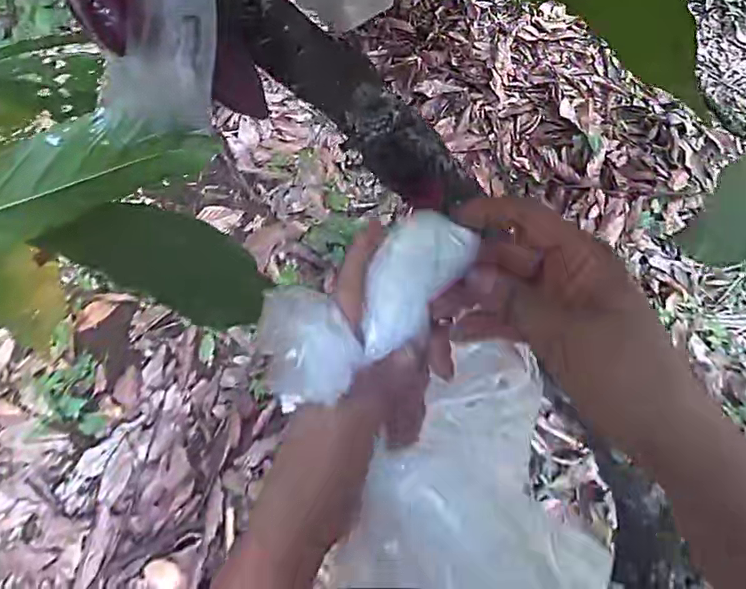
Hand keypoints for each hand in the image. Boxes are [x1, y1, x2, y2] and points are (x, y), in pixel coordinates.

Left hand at [327, 220, 453, 447]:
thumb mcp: (353, 423)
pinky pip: (399, 392)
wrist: (302, 521)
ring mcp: (356, 383)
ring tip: (407, 424)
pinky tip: (404, 434)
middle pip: (386, 323)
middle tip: (443, 363)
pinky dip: (408, 407)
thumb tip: (412, 341)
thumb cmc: (319, 467)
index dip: (362, 256)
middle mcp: (346, 357)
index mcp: (335, 350)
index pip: (349, 290)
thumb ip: (383, 381)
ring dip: (413, 385)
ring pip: (398, 360)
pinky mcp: (366, 409)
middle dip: (416, 338)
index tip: (378, 224)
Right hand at [446, 195, 712, 466]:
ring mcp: (559, 301)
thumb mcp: (565, 333)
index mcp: (580, 256)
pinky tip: (459, 334)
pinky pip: (515, 315)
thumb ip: (513, 300)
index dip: (489, 212)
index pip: (527, 217)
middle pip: (508, 254)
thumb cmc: (625, 372)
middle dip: (471, 267)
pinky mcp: (554, 330)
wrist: (669, 436)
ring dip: (474, 297)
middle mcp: (566, 271)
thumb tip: (468, 276)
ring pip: (506, 287)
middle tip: (432, 282)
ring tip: (437, 312)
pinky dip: (490, 322)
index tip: (450, 223)